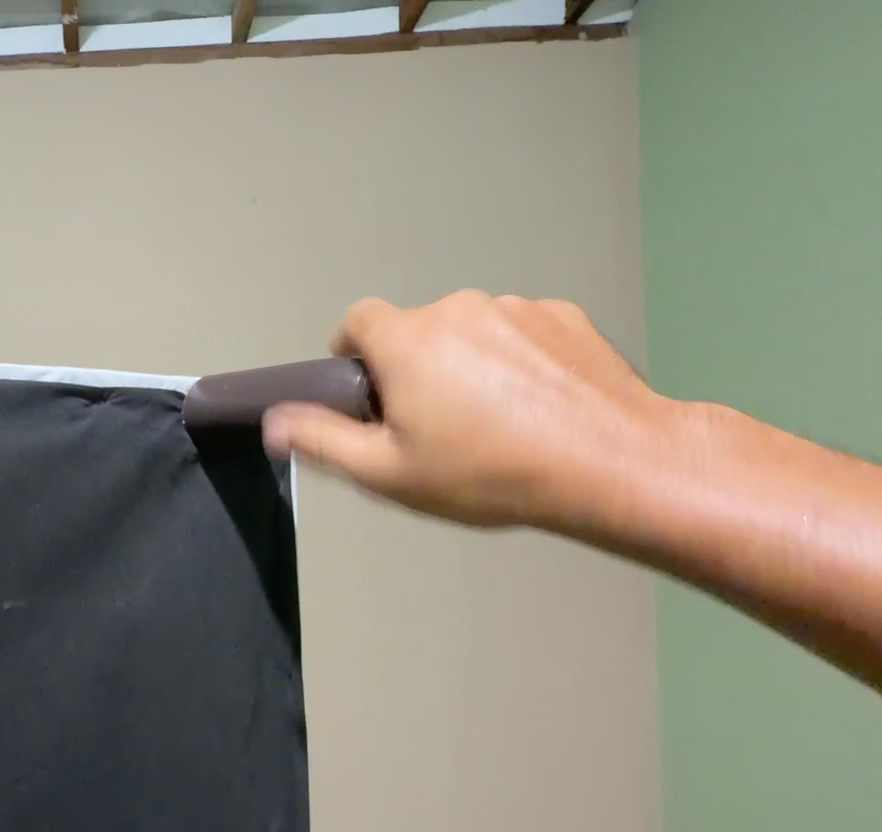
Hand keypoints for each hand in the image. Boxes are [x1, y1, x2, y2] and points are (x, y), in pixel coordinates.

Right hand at [262, 291, 676, 528]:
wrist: (609, 463)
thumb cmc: (488, 473)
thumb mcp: (387, 472)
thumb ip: (321, 440)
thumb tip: (273, 423)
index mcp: (408, 341)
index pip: (356, 321)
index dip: (350, 353)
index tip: (364, 390)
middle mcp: (459, 310)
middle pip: (413, 331)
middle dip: (411, 368)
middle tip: (429, 424)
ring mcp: (516, 308)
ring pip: (467, 332)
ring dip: (464, 364)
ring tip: (489, 422)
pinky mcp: (563, 317)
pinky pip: (517, 332)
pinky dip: (512, 361)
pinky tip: (531, 407)